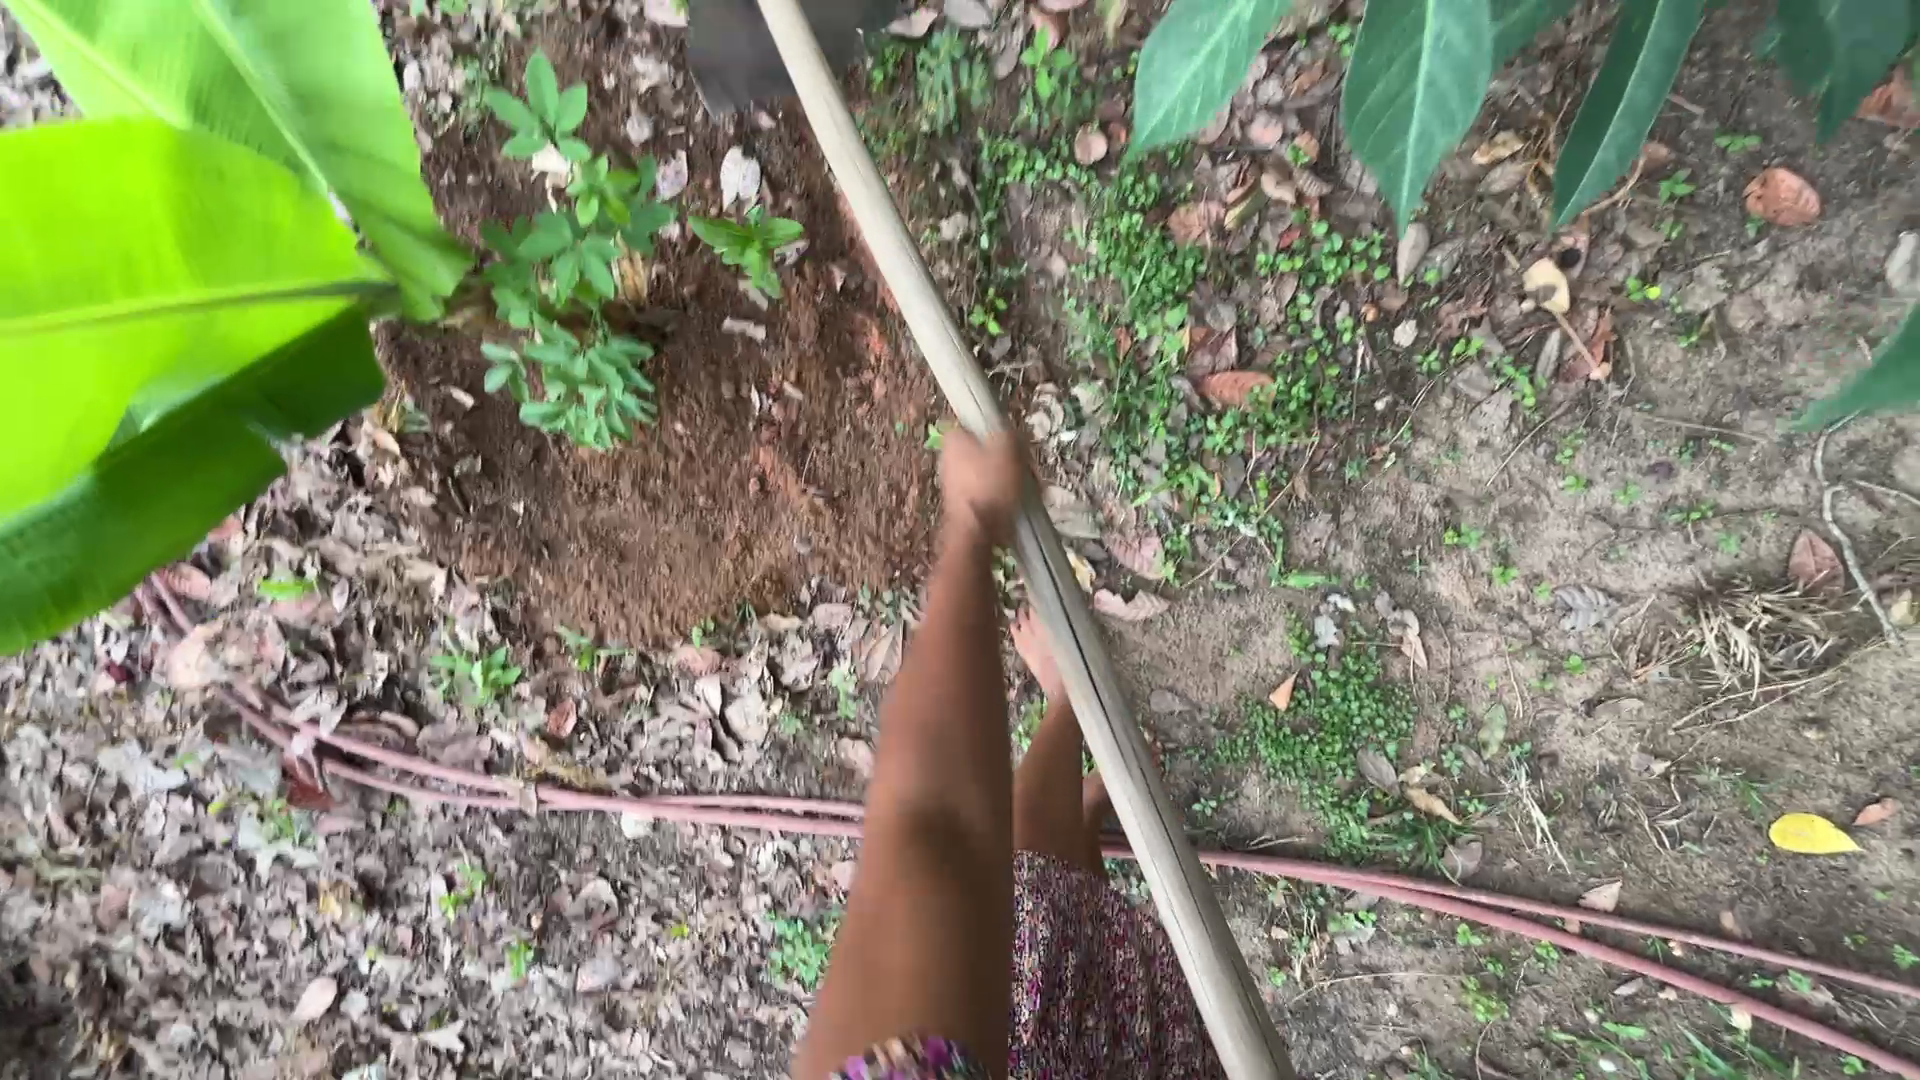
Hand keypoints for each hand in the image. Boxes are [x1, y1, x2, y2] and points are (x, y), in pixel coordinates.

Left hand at [938, 428, 1024, 546]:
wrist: (976, 531)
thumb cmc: (990, 484)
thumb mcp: (1008, 448)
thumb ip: (1009, 433)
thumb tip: (1010, 433)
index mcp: (953, 440)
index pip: (971, 424)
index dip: (993, 429)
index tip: (1011, 439)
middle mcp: (948, 460)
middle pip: (983, 450)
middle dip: (1007, 458)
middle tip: (1025, 466)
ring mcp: (954, 484)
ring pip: (988, 473)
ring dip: (1009, 478)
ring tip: (1028, 487)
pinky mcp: (963, 505)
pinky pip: (988, 493)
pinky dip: (1003, 496)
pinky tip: (1019, 503)